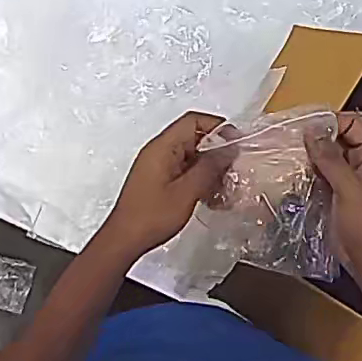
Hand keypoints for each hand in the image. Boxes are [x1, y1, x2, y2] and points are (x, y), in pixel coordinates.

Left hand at [96, 111, 230, 260]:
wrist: (125, 239)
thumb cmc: (152, 216)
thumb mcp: (188, 191)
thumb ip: (210, 167)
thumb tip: (229, 149)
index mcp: (163, 147)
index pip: (194, 121)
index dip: (218, 128)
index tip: (236, 144)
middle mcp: (159, 151)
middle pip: (194, 137)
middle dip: (217, 152)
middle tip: (233, 170)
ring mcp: (158, 165)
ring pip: (192, 156)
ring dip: (210, 169)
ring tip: (224, 188)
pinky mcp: (159, 179)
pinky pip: (184, 170)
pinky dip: (199, 179)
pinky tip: (210, 197)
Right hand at [308, 112, 361, 284]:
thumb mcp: (351, 190)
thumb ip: (332, 160)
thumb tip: (313, 132)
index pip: (354, 124)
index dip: (332, 121)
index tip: (307, 124)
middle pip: (338, 139)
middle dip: (317, 137)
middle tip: (292, 138)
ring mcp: (348, 182)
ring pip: (327, 159)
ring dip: (310, 156)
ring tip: (288, 153)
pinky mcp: (335, 197)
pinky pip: (320, 178)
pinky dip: (307, 174)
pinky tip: (292, 174)